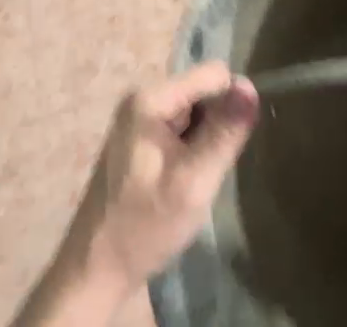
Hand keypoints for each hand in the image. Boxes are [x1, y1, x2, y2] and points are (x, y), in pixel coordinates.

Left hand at [56, 63, 260, 296]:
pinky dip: (193, 150)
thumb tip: (250, 85)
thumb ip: (224, 132)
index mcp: (151, 98)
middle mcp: (143, 96)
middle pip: (205, 91)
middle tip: (204, 171)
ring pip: (199, 111)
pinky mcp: (142, 136)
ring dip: (206, 141)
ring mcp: (140, 116)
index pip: (215, 75)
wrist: (95, 271)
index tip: (224, 148)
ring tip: (193, 179)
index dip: (231, 108)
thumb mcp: (194, 181)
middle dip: (217, 126)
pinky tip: (182, 181)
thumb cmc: (143, 228)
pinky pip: (184, 127)